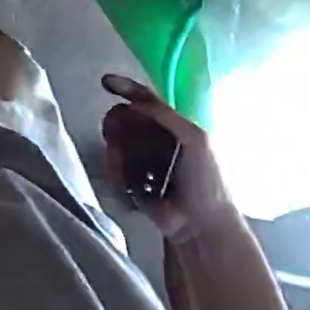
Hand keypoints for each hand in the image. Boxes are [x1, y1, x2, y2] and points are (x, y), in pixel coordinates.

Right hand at [100, 74, 238, 244]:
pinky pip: (113, 170)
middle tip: (118, 146)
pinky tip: (134, 193)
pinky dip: (119, 180)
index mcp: (171, 125)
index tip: (104, 82)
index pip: (144, 98)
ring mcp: (142, 159)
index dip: (124, 87)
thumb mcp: (195, 140)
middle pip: (122, 120)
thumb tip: (133, 103)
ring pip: (115, 145)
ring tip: (133, 182)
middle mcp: (154, 137)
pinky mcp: (132, 181)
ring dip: (118, 161)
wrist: (202, 228)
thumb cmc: (205, 182)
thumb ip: (165, 116)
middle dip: (118, 132)